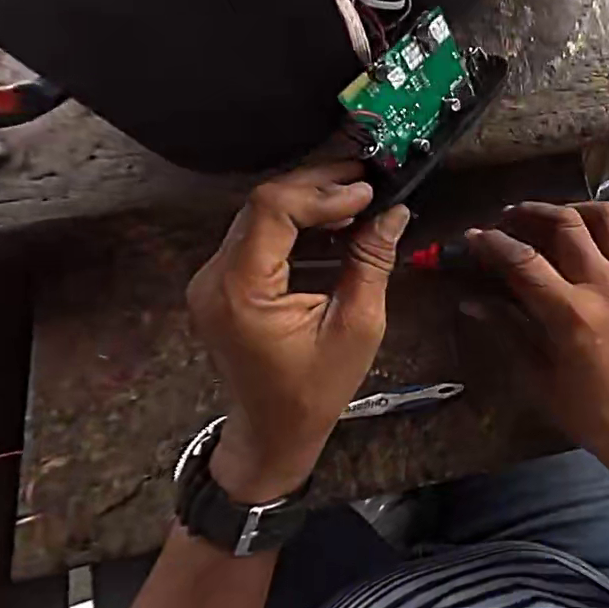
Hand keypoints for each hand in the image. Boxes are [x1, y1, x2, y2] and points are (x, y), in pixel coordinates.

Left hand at [186, 161, 408, 500]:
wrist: (273, 431)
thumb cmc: (315, 389)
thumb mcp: (358, 326)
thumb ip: (371, 263)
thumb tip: (393, 213)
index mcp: (242, 292)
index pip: (273, 210)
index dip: (323, 192)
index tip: (368, 193)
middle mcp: (215, 277)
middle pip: (263, 203)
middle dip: (318, 184)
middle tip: (367, 176)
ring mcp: (214, 278)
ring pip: (261, 212)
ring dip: (310, 198)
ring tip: (357, 193)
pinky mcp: (226, 281)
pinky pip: (261, 233)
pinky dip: (300, 219)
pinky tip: (335, 219)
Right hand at [466, 201, 608, 468]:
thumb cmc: (584, 407)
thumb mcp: (536, 374)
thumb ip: (506, 329)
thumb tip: (470, 300)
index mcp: (572, 314)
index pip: (526, 261)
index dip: (494, 243)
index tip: (472, 235)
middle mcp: (603, 286)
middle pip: (567, 224)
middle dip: (530, 212)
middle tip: (506, 219)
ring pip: (606, 218)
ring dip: (573, 209)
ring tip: (548, 218)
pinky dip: (606, 229)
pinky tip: (585, 239)